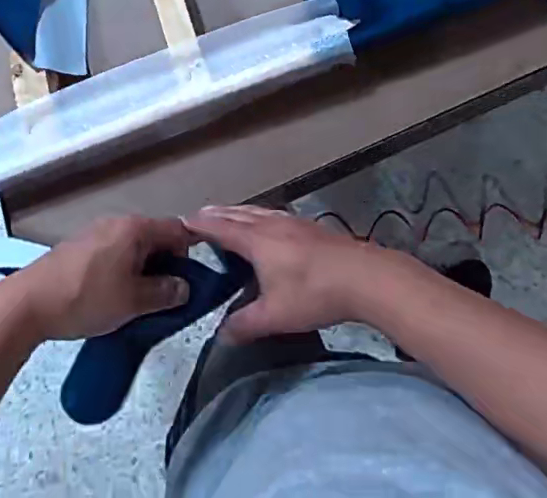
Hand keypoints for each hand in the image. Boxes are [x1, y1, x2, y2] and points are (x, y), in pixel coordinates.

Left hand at [7, 215, 193, 340]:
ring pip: (135, 248)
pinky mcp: (81, 247)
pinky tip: (118, 297)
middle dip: (168, 266)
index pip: (177, 230)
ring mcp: (97, 232)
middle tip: (171, 299)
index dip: (191, 254)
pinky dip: (125, 271)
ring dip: (145, 271)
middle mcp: (117, 222)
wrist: (30, 302)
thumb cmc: (86, 298)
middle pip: (156, 238)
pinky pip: (116, 253)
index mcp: (134, 228)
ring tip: (144, 303)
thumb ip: (166, 293)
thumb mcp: (133, 302)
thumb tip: (184, 287)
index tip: (196, 281)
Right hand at [185, 205, 411, 343]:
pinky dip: (258, 215)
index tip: (182, 222)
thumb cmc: (314, 293)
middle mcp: (270, 224)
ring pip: (256, 211)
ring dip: (237, 212)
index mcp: (256, 240)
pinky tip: (267, 223)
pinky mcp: (309, 226)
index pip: (220, 228)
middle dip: (215, 215)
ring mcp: (292, 221)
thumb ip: (246, 324)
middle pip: (236, 214)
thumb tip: (222, 334)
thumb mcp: (275, 316)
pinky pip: (272, 214)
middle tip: (199, 217)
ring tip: (228, 216)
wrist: (363, 277)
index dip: (200, 225)